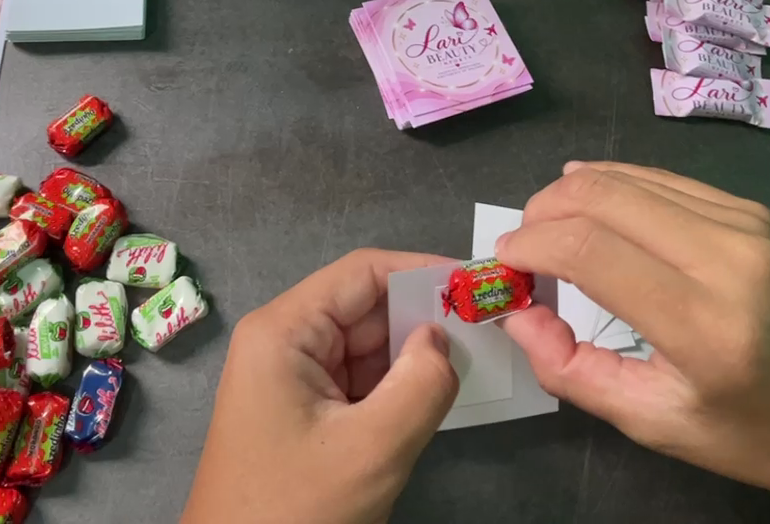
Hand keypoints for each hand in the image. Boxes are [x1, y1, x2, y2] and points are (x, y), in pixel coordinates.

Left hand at [182, 249, 460, 523]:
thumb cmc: (294, 510)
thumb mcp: (368, 451)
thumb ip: (419, 386)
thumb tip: (441, 338)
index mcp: (285, 329)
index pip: (361, 273)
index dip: (418, 270)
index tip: (472, 283)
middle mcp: (285, 339)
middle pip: (364, 307)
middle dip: (420, 315)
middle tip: (484, 325)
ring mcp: (291, 375)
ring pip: (364, 346)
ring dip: (412, 353)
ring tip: (471, 355)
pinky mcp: (302, 409)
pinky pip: (357, 380)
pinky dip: (395, 384)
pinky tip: (433, 391)